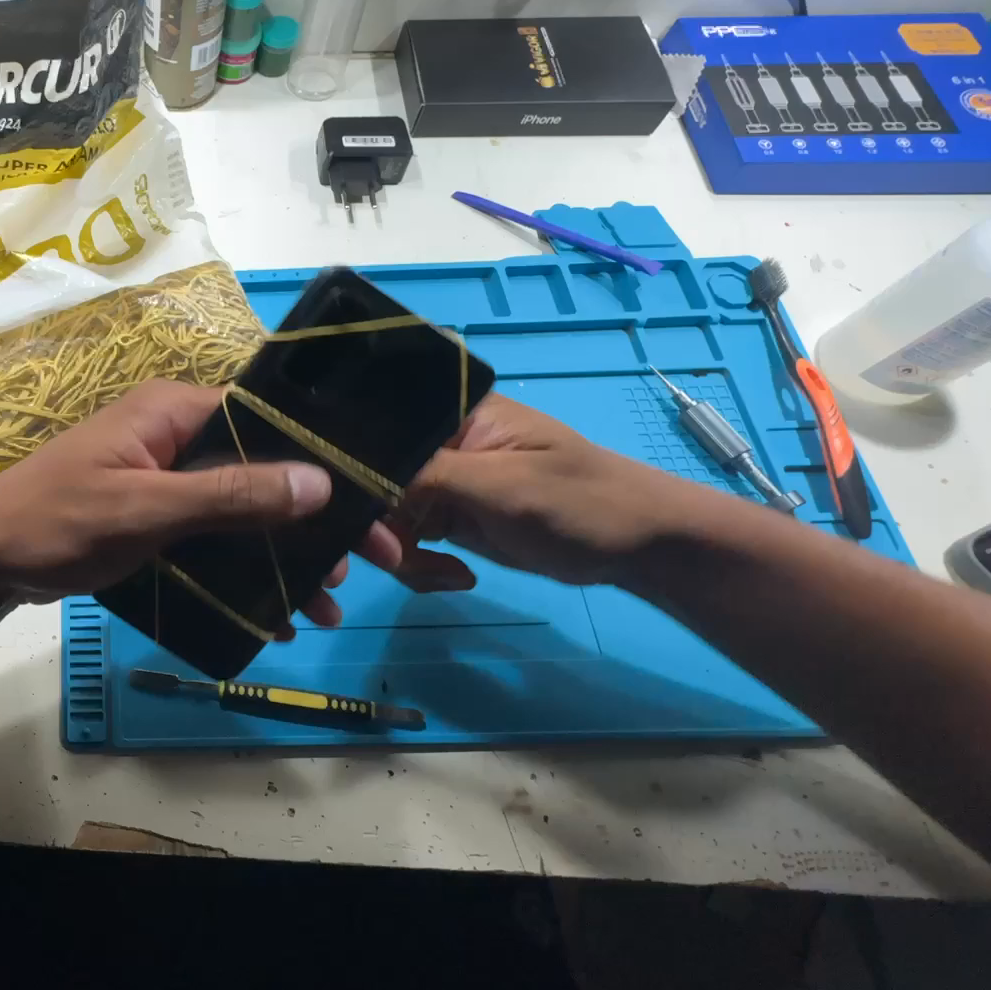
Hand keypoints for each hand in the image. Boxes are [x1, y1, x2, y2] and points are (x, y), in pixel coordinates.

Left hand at [0, 379, 348, 631]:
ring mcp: (160, 480)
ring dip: (280, 555)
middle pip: (261, 472)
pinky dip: (240, 569)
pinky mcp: (150, 517)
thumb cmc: (57, 523)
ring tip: (323, 604)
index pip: (267, 424)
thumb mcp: (146, 509)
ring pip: (239, 511)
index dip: (323, 466)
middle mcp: (172, 438)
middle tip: (364, 567)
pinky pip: (209, 537)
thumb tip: (318, 482)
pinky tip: (272, 612)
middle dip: (310, 522)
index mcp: (172, 413)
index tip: (373, 510)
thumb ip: (228, 495)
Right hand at [359, 395, 701, 586]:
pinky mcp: (442, 517)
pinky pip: (403, 542)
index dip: (356, 474)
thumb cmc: (578, 502)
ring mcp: (436, 482)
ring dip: (402, 555)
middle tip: (402, 559)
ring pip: (380, 518)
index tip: (365, 518)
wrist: (637, 548)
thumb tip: (353, 474)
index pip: (374, 434)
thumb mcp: (499, 484)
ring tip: (446, 575)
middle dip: (380, 528)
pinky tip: (454, 576)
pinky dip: (418, 565)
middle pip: (369, 482)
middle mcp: (433, 443)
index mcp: (446, 413)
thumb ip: (423, 474)